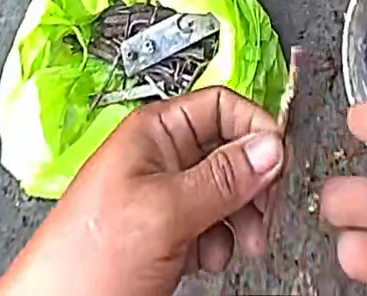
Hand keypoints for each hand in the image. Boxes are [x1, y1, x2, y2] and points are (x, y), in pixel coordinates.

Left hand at [0, 87, 286, 295]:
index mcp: (157, 130)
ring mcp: (165, 195)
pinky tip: (208, 260)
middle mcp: (163, 155)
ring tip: (242, 244)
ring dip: (241, 216)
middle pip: (229, 149)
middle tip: (266, 212)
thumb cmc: (87, 260)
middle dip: (252, 181)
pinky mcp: (166, 232)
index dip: (254, 129)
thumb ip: (222, 178)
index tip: (278, 161)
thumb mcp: (164, 212)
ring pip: (225, 188)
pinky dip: (220, 241)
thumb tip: (271, 146)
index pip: (222, 106)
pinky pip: (211, 222)